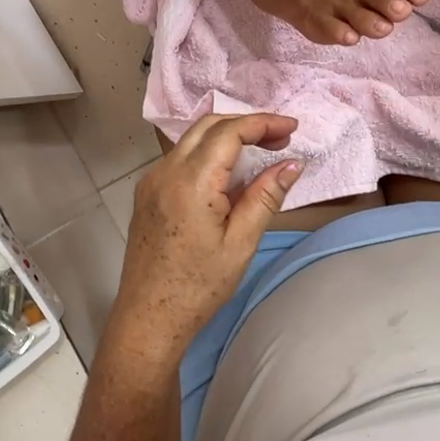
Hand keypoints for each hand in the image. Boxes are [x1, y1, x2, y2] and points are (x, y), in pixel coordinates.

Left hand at [110, 114, 303, 352]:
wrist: (148, 317)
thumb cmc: (198, 286)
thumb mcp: (241, 243)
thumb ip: (265, 197)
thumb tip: (291, 164)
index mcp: (191, 181)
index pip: (229, 131)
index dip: (263, 123)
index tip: (292, 128)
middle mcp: (166, 171)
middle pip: (209, 125)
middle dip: (247, 124)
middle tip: (280, 140)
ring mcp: (152, 180)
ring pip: (192, 140)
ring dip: (227, 138)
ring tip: (261, 154)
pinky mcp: (147, 193)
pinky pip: (181, 158)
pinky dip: (209, 154)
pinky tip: (229, 177)